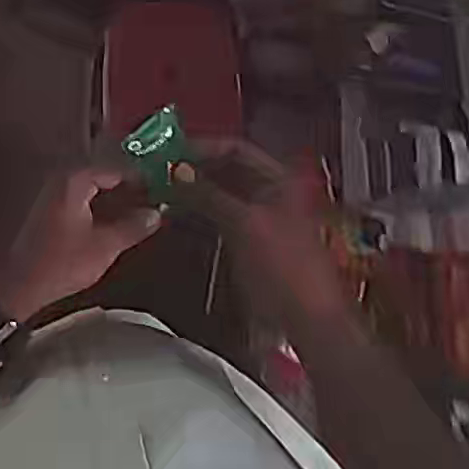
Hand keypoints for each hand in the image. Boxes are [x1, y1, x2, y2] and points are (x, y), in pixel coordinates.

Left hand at [0, 165, 161, 320]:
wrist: (23, 285)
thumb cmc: (63, 262)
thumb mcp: (105, 246)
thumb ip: (133, 227)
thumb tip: (156, 214)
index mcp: (74, 181)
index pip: (114, 168)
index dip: (138, 177)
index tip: (160, 185)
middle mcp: (62, 180)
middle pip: (103, 175)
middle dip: (129, 186)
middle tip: (155, 196)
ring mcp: (54, 194)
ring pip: (93, 187)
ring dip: (116, 197)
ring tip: (142, 209)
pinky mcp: (52, 210)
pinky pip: (83, 198)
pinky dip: (101, 205)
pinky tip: (118, 219)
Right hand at [175, 139, 352, 328]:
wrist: (309, 322)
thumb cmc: (284, 266)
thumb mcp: (243, 224)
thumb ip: (208, 194)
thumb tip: (176, 171)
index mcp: (277, 179)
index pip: (235, 148)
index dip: (203, 147)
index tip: (171, 151)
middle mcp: (268, 190)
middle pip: (225, 168)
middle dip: (193, 167)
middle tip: (159, 168)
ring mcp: (257, 215)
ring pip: (219, 190)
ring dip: (192, 187)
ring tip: (160, 185)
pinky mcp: (246, 238)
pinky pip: (217, 212)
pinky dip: (197, 207)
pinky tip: (174, 207)